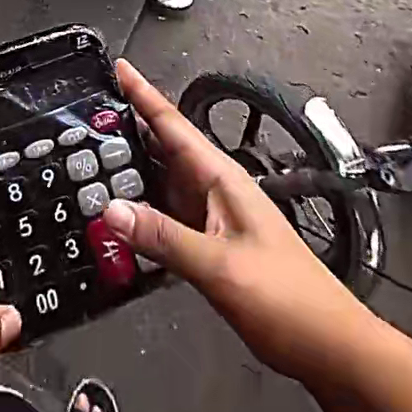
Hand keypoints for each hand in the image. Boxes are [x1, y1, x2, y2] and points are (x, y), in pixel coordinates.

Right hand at [102, 61, 374, 382]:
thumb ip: (165, 237)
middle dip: (126, 129)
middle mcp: (214, 189)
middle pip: (162, 148)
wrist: (324, 343)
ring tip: (92, 162)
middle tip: (87, 118)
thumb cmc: (288, 297)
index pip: (173, 124)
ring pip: (161, 182)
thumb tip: (113, 210)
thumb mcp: (221, 265)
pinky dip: (139, 213)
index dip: (143, 93)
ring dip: (129, 172)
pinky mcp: (208, 242)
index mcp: (221, 178)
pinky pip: (164, 216)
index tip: (119, 68)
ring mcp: (211, 216)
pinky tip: (119, 222)